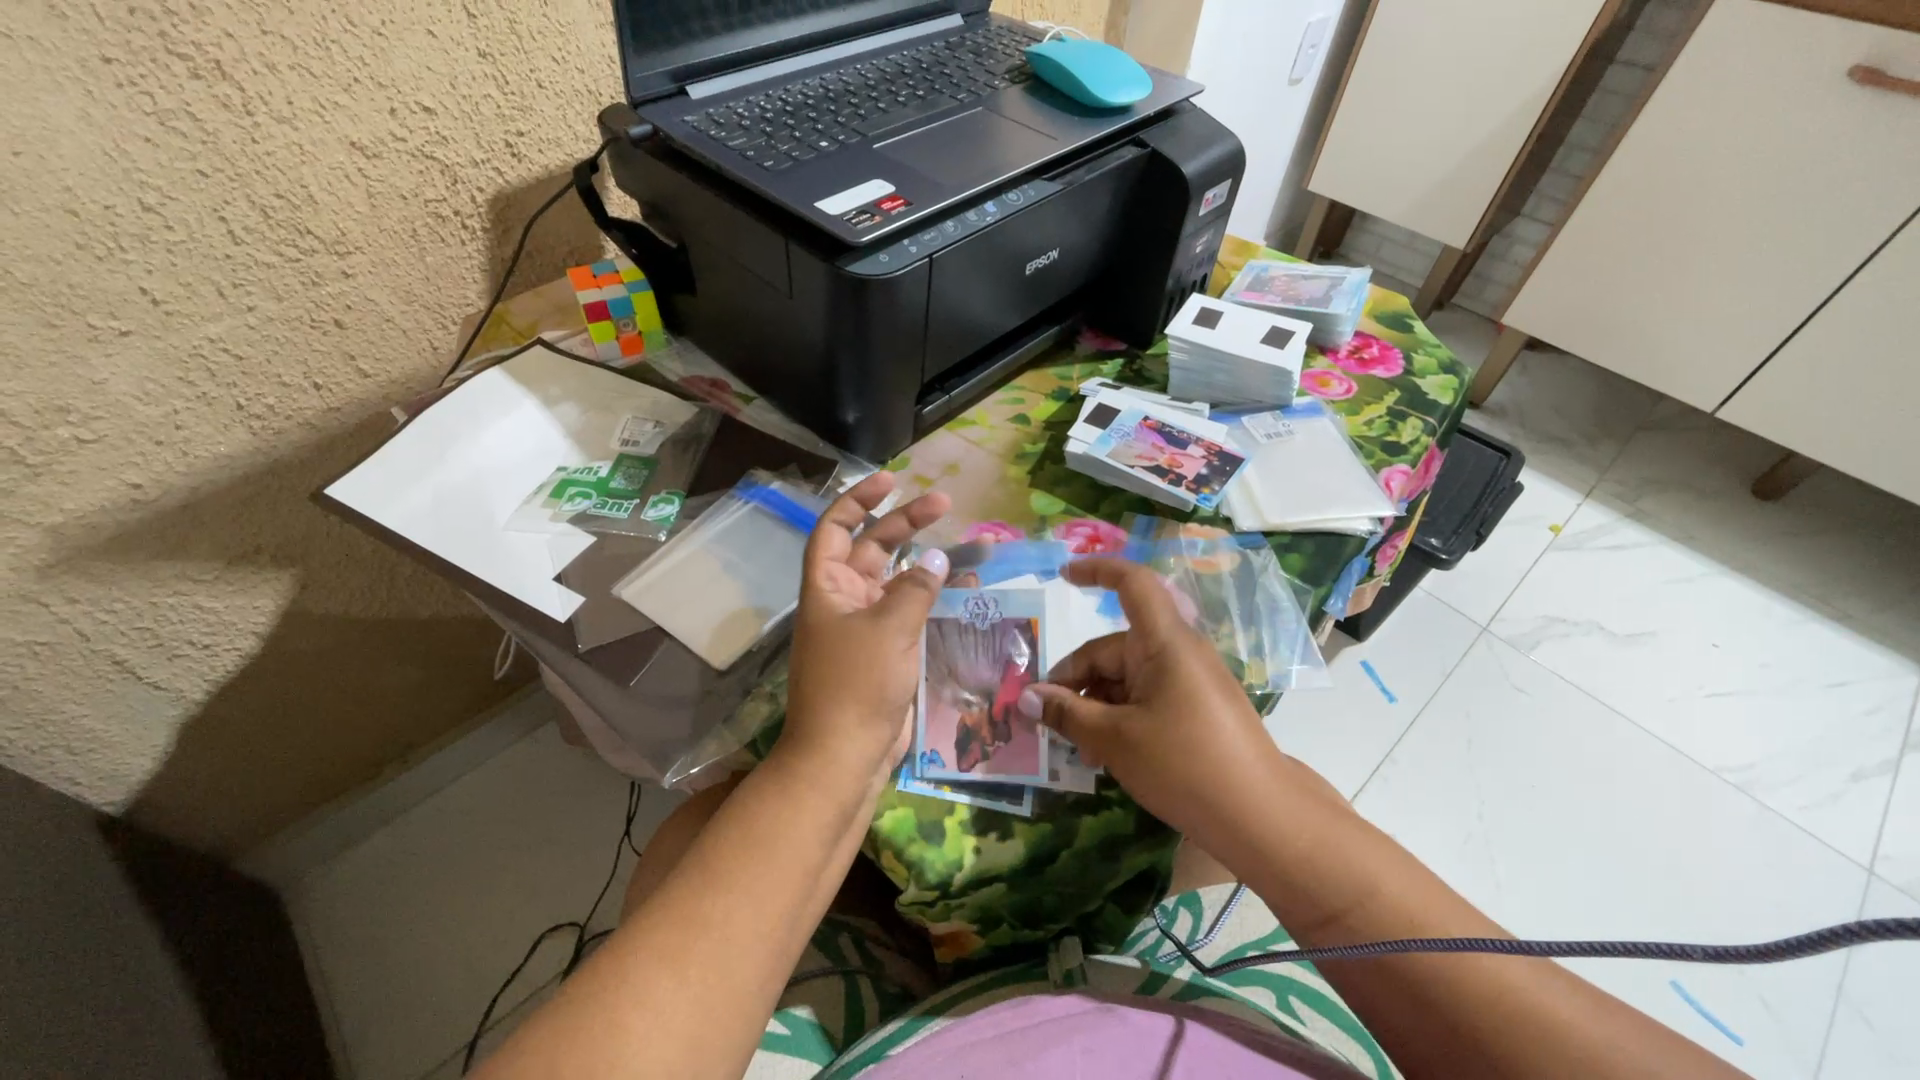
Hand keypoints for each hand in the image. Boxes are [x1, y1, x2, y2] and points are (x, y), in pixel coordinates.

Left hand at [780, 472, 950, 784]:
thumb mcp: (887, 628)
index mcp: (827, 586)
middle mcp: (844, 599)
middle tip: (945, 505)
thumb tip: (937, 560)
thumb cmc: (855, 684)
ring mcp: (866, 627)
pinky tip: (962, 588)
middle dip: (905, 524)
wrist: (844, 754)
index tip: (891, 481)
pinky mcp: (886, 652)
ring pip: (897, 581)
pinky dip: (932, 598)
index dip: (858, 500)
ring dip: (925, 563)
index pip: (836, 528)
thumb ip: (915, 589)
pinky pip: (909, 613)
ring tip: (966, 544)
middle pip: (873, 548)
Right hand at [1022, 557, 1289, 848]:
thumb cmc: (1183, 764)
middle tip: (1049, 723)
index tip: (1063, 577)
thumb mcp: (1113, 739)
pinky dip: (1120, 718)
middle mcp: (1179, 653)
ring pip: (1126, 679)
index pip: (1132, 584)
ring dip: (1096, 706)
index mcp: (1164, 643)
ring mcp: (1190, 682)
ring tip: (1079, 751)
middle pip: (1113, 649)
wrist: (1259, 816)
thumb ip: (1066, 714)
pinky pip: (1146, 699)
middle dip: (1077, 682)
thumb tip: (1026, 698)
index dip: (1097, 571)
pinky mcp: (1196, 710)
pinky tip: (1104, 754)